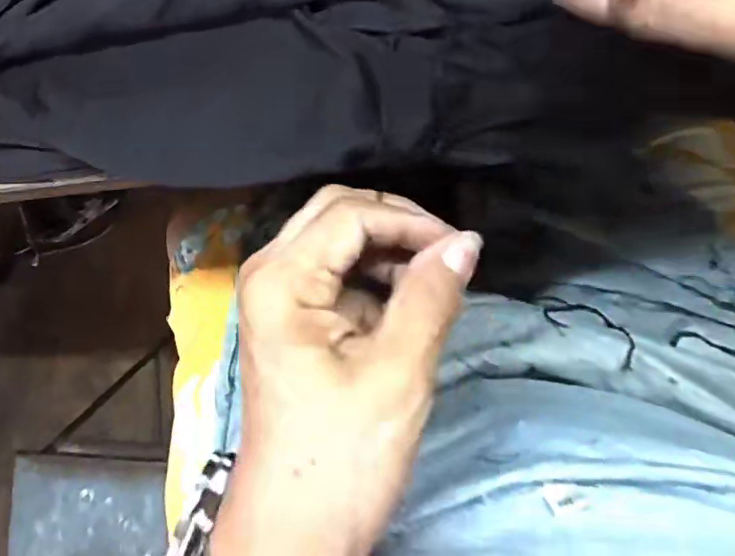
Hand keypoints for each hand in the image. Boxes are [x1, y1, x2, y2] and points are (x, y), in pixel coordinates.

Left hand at [211, 186, 481, 555]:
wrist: (292, 532)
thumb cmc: (341, 458)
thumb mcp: (397, 376)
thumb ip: (431, 298)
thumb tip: (466, 241)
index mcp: (281, 278)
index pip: (350, 215)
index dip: (409, 221)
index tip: (460, 246)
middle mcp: (268, 270)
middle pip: (336, 212)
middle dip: (395, 222)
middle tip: (447, 250)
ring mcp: (273, 291)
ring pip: (334, 235)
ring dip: (385, 245)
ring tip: (433, 276)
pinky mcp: (286, 312)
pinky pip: (331, 266)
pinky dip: (372, 270)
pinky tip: (406, 297)